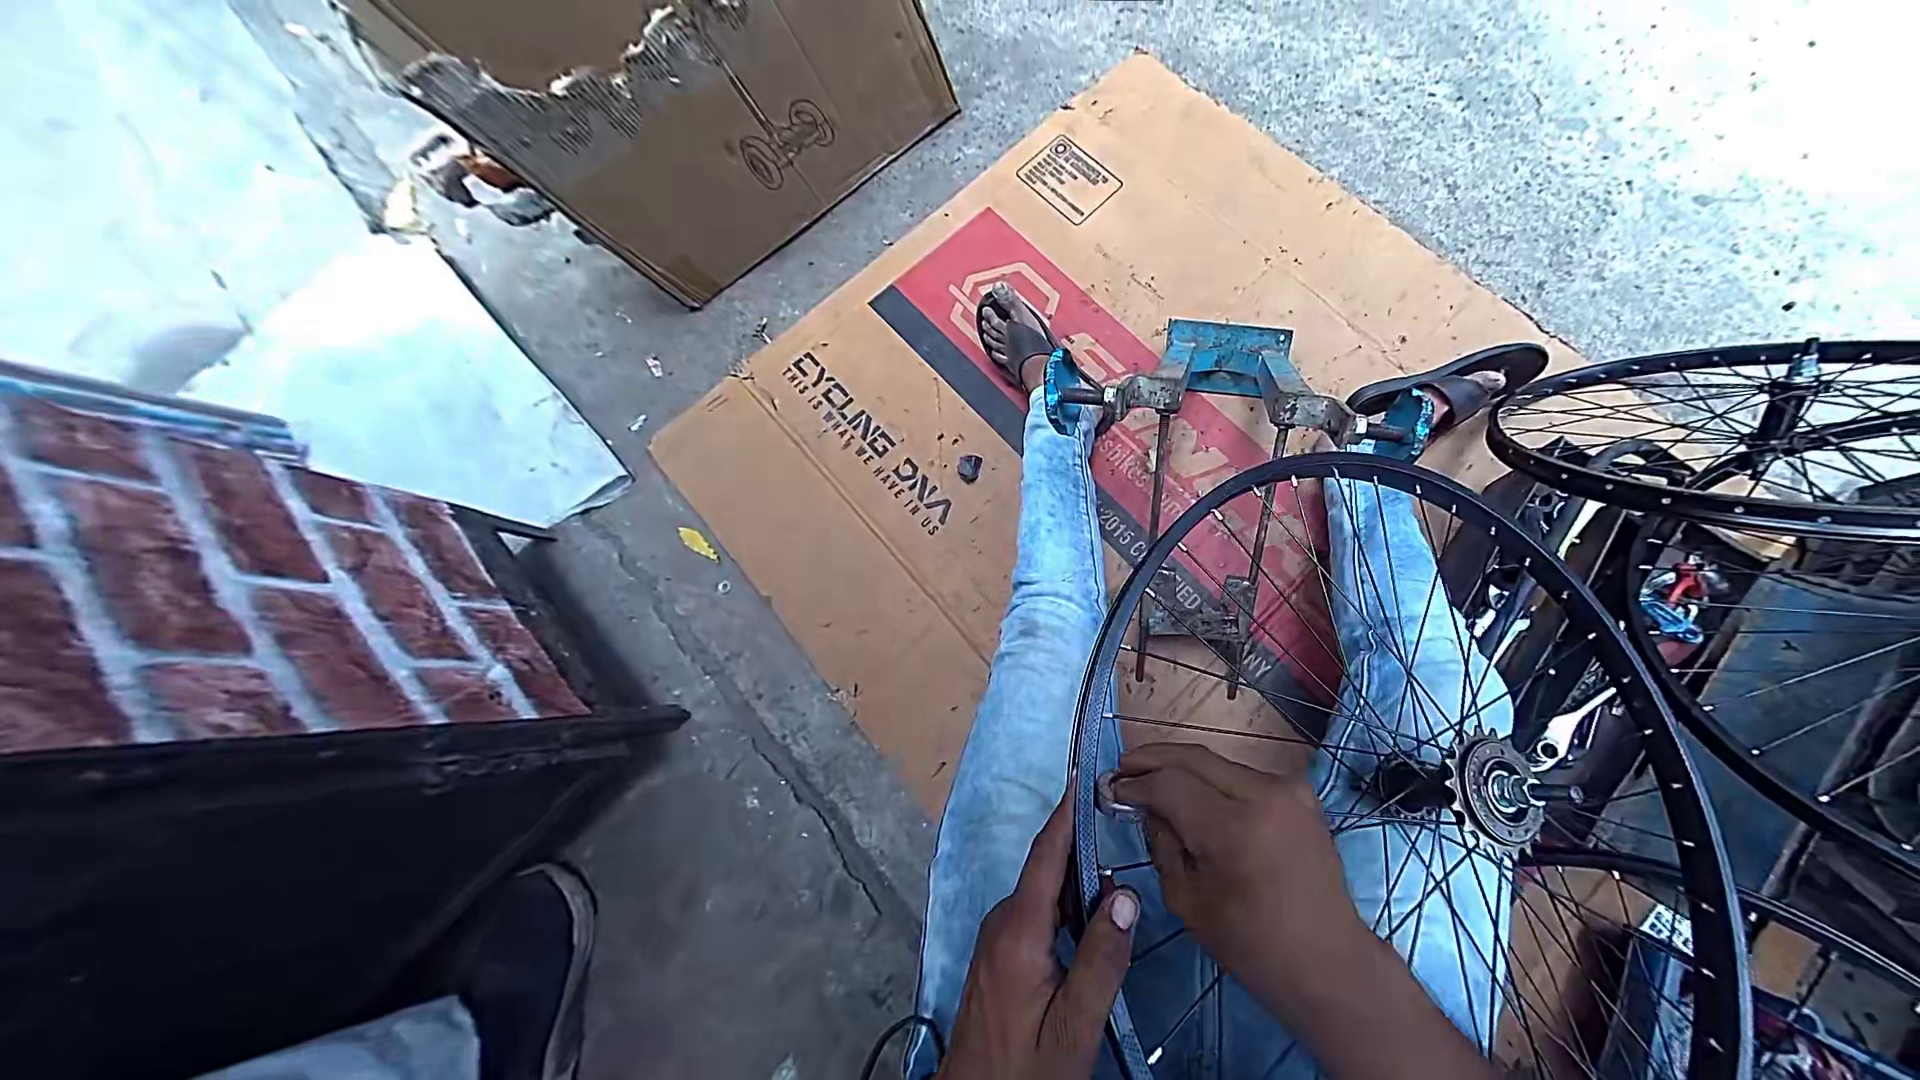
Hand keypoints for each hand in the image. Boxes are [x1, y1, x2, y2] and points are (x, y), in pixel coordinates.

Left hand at [936, 798, 1138, 1079]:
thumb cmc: (1024, 1070)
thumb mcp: (1073, 1027)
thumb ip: (1100, 961)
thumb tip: (1124, 896)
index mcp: (1018, 930)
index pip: (1046, 855)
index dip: (1065, 814)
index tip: (1084, 778)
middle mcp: (1003, 921)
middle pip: (1045, 868)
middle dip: (1080, 840)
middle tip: (1117, 816)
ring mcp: (998, 936)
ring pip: (1042, 891)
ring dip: (1075, 874)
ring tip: (1115, 859)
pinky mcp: (1000, 952)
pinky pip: (1036, 911)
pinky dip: (1064, 901)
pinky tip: (1090, 911)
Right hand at [1110, 743, 1362, 999]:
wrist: (1330, 962)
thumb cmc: (1252, 944)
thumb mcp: (1186, 899)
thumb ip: (1162, 842)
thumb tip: (1147, 806)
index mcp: (1233, 829)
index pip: (1168, 784)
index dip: (1135, 784)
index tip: (1111, 789)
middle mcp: (1263, 796)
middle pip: (1192, 757)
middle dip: (1151, 759)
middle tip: (1123, 766)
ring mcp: (1287, 789)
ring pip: (1215, 761)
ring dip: (1180, 765)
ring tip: (1151, 775)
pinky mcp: (1300, 793)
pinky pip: (1240, 774)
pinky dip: (1210, 778)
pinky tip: (1192, 789)